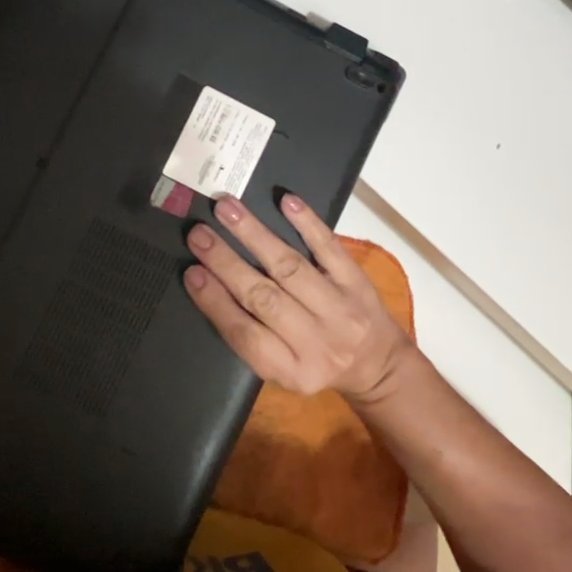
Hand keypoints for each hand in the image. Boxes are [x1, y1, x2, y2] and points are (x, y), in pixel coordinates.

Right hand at [183, 193, 412, 402]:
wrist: (379, 364)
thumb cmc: (318, 363)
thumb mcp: (284, 369)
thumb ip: (249, 335)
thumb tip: (208, 283)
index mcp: (291, 370)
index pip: (245, 335)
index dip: (216, 303)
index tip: (191, 272)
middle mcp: (317, 342)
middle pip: (264, 298)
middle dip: (227, 263)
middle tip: (198, 234)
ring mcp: (340, 309)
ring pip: (291, 267)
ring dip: (255, 235)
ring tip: (227, 209)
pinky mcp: (357, 282)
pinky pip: (330, 248)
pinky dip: (308, 223)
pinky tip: (286, 202)